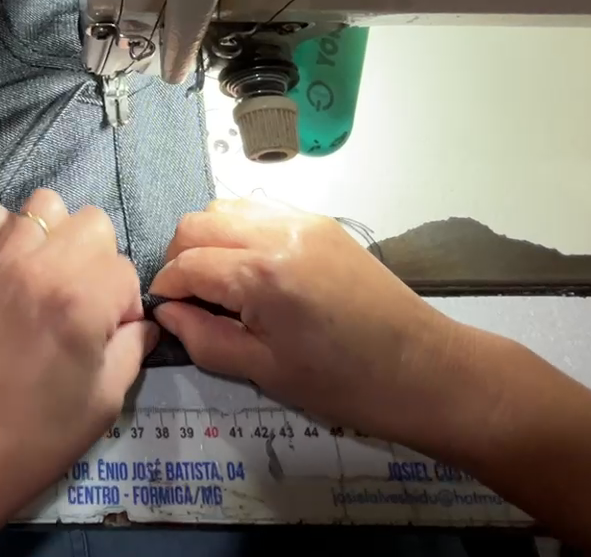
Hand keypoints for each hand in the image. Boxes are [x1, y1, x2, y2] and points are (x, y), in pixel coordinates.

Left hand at [0, 189, 156, 523]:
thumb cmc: (39, 434)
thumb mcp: (107, 400)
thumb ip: (132, 347)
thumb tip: (141, 322)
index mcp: (83, 298)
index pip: (125, 269)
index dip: (124, 304)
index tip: (108, 333)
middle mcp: (42, 263)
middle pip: (93, 221)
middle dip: (98, 258)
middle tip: (83, 299)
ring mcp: (0, 256)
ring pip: (46, 204)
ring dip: (57, 235)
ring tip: (48, 275)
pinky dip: (10, 232)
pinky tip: (13, 268)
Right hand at [149, 199, 485, 448]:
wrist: (425, 369)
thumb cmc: (344, 383)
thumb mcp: (264, 372)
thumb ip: (203, 337)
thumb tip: (167, 312)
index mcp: (261, 276)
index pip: (185, 265)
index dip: (166, 288)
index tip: (165, 310)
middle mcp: (274, 233)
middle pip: (195, 224)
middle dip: (179, 257)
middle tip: (189, 295)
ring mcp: (298, 219)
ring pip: (222, 207)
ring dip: (206, 237)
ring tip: (219, 277)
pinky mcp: (317, 219)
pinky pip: (257, 207)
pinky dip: (237, 227)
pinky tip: (249, 262)